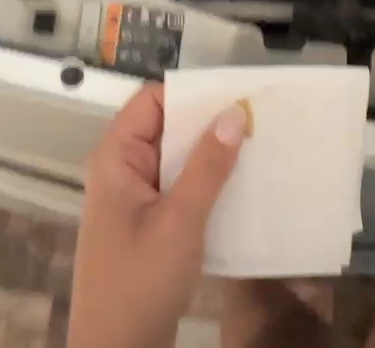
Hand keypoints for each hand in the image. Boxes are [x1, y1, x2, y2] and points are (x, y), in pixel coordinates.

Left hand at [68, 85, 246, 347]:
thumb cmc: (139, 282)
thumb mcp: (179, 221)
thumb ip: (207, 167)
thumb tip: (233, 112)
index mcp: (116, 157)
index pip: (151, 100)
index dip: (190, 93)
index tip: (234, 94)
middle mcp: (122, 168)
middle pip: (166, 127)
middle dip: (208, 122)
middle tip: (257, 118)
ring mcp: (135, 197)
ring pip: (177, 158)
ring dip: (211, 154)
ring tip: (257, 146)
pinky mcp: (150, 223)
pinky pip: (180, 187)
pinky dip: (206, 182)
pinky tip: (241, 186)